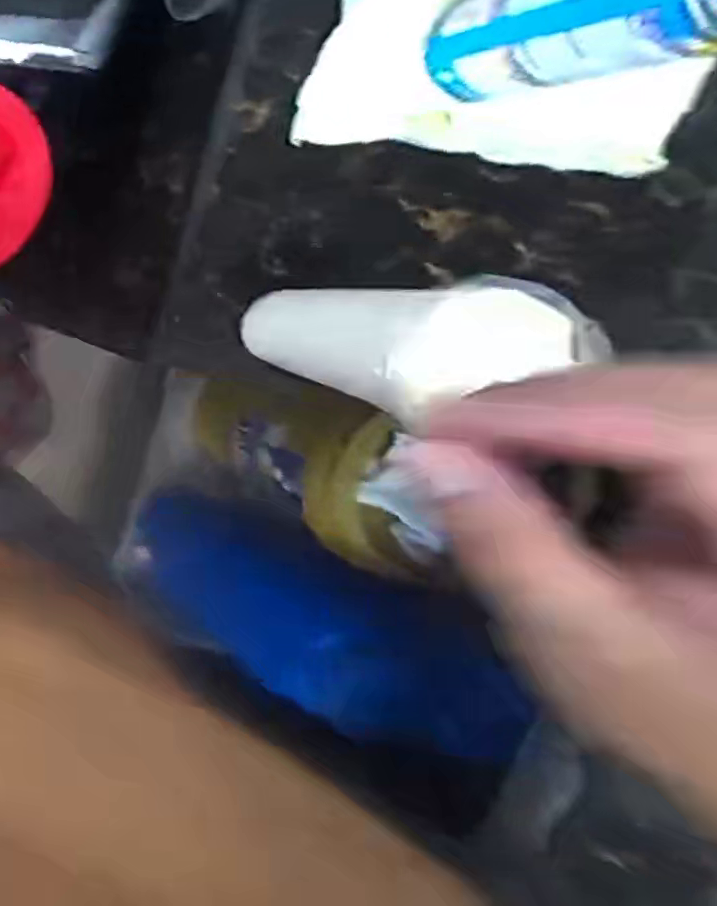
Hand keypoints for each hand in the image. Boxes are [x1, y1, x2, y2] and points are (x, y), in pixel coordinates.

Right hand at [410, 364, 716, 827]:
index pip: (668, 429)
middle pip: (682, 393)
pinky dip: (600, 416)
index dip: (539, 412)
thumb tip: (423, 456)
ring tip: (483, 429)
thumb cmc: (678, 715)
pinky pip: (682, 417)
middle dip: (550, 396)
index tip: (432, 423)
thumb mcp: (582, 641)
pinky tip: (541, 441)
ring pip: (684, 393)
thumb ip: (505, 543)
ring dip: (571, 400)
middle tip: (448, 423)